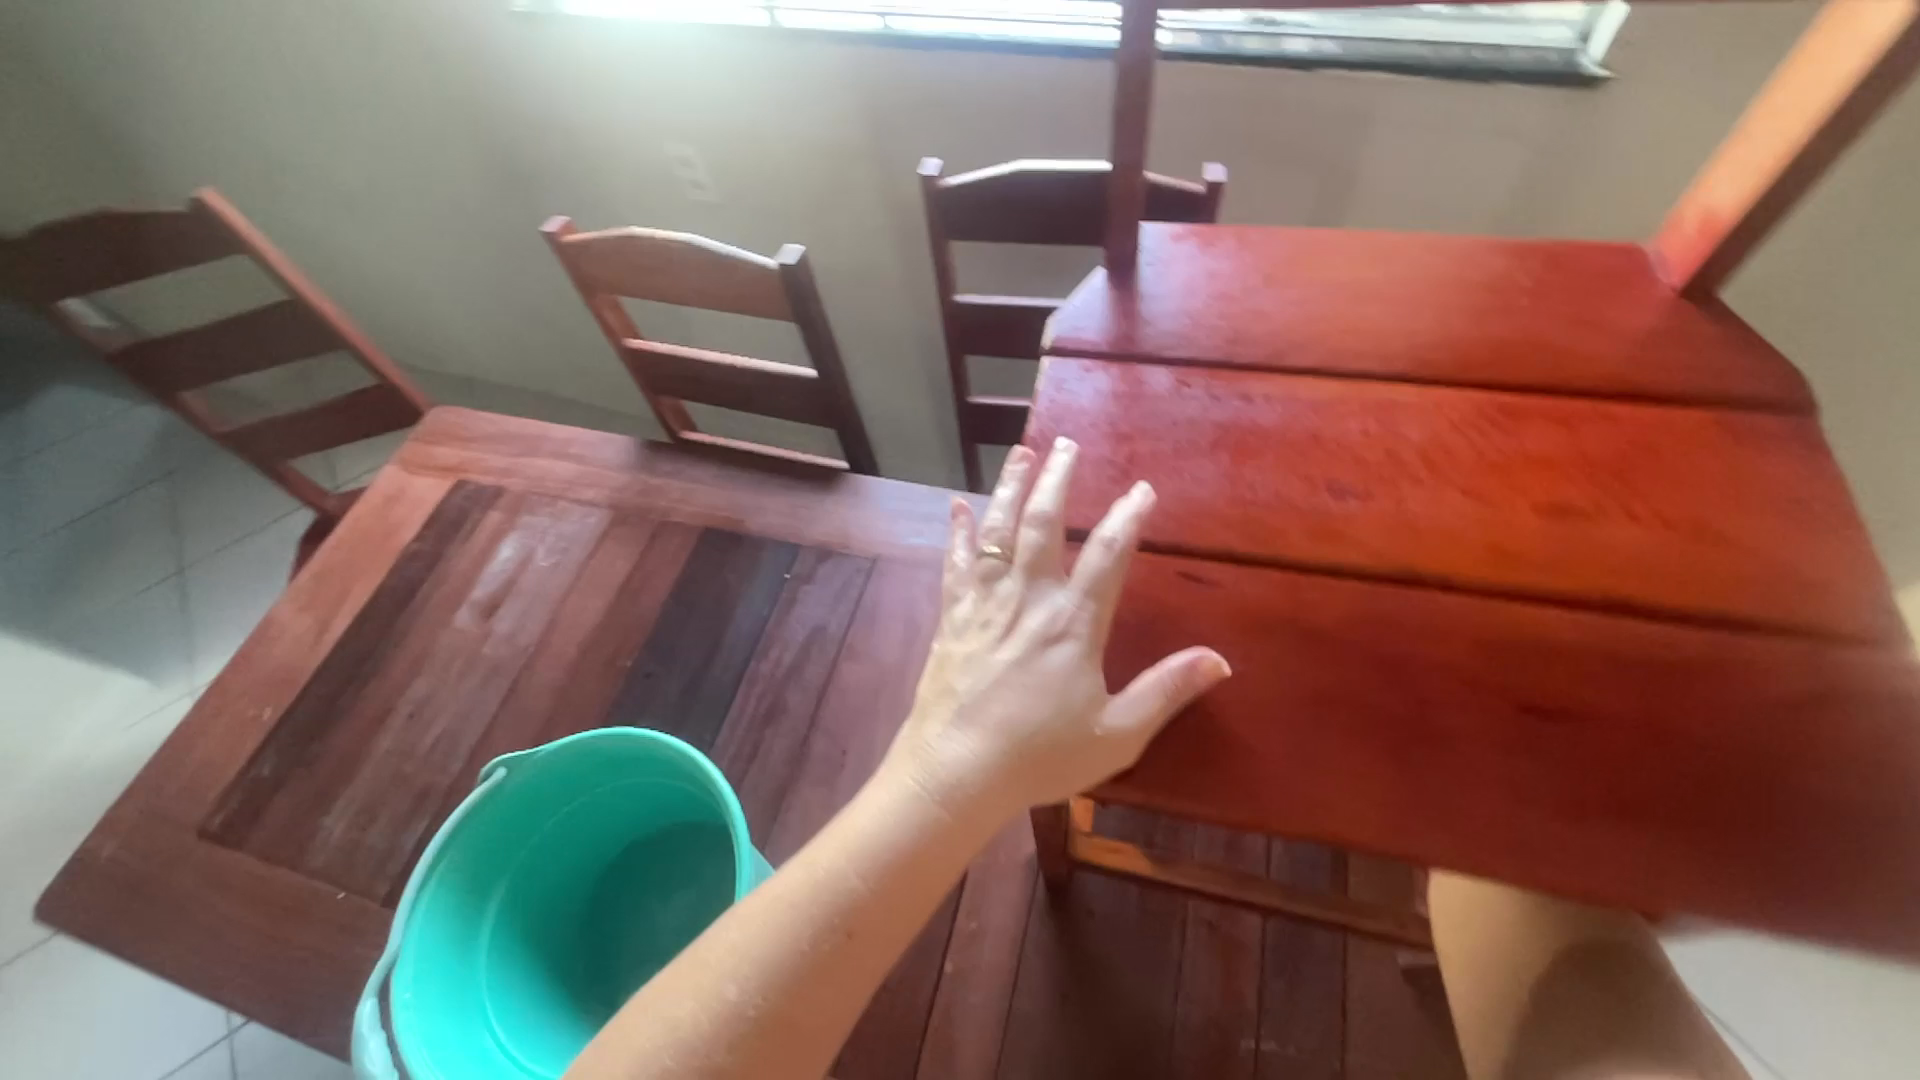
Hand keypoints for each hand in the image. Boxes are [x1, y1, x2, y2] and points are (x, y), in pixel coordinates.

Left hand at [880, 438, 1231, 819]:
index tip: (1142, 488)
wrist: (955, 772)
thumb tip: (1219, 660)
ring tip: (1021, 453)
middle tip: (1067, 443)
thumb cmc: (1040, 757)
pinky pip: (956, 563)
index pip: (1108, 556)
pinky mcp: (952, 618)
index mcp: (1073, 623)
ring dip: (1010, 488)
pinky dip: (959, 532)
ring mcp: (985, 604)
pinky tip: (957, 507)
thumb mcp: (1117, 733)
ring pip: (998, 531)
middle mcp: (1028, 599)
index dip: (1128, 518)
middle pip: (1044, 524)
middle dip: (1058, 480)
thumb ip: (1166, 691)